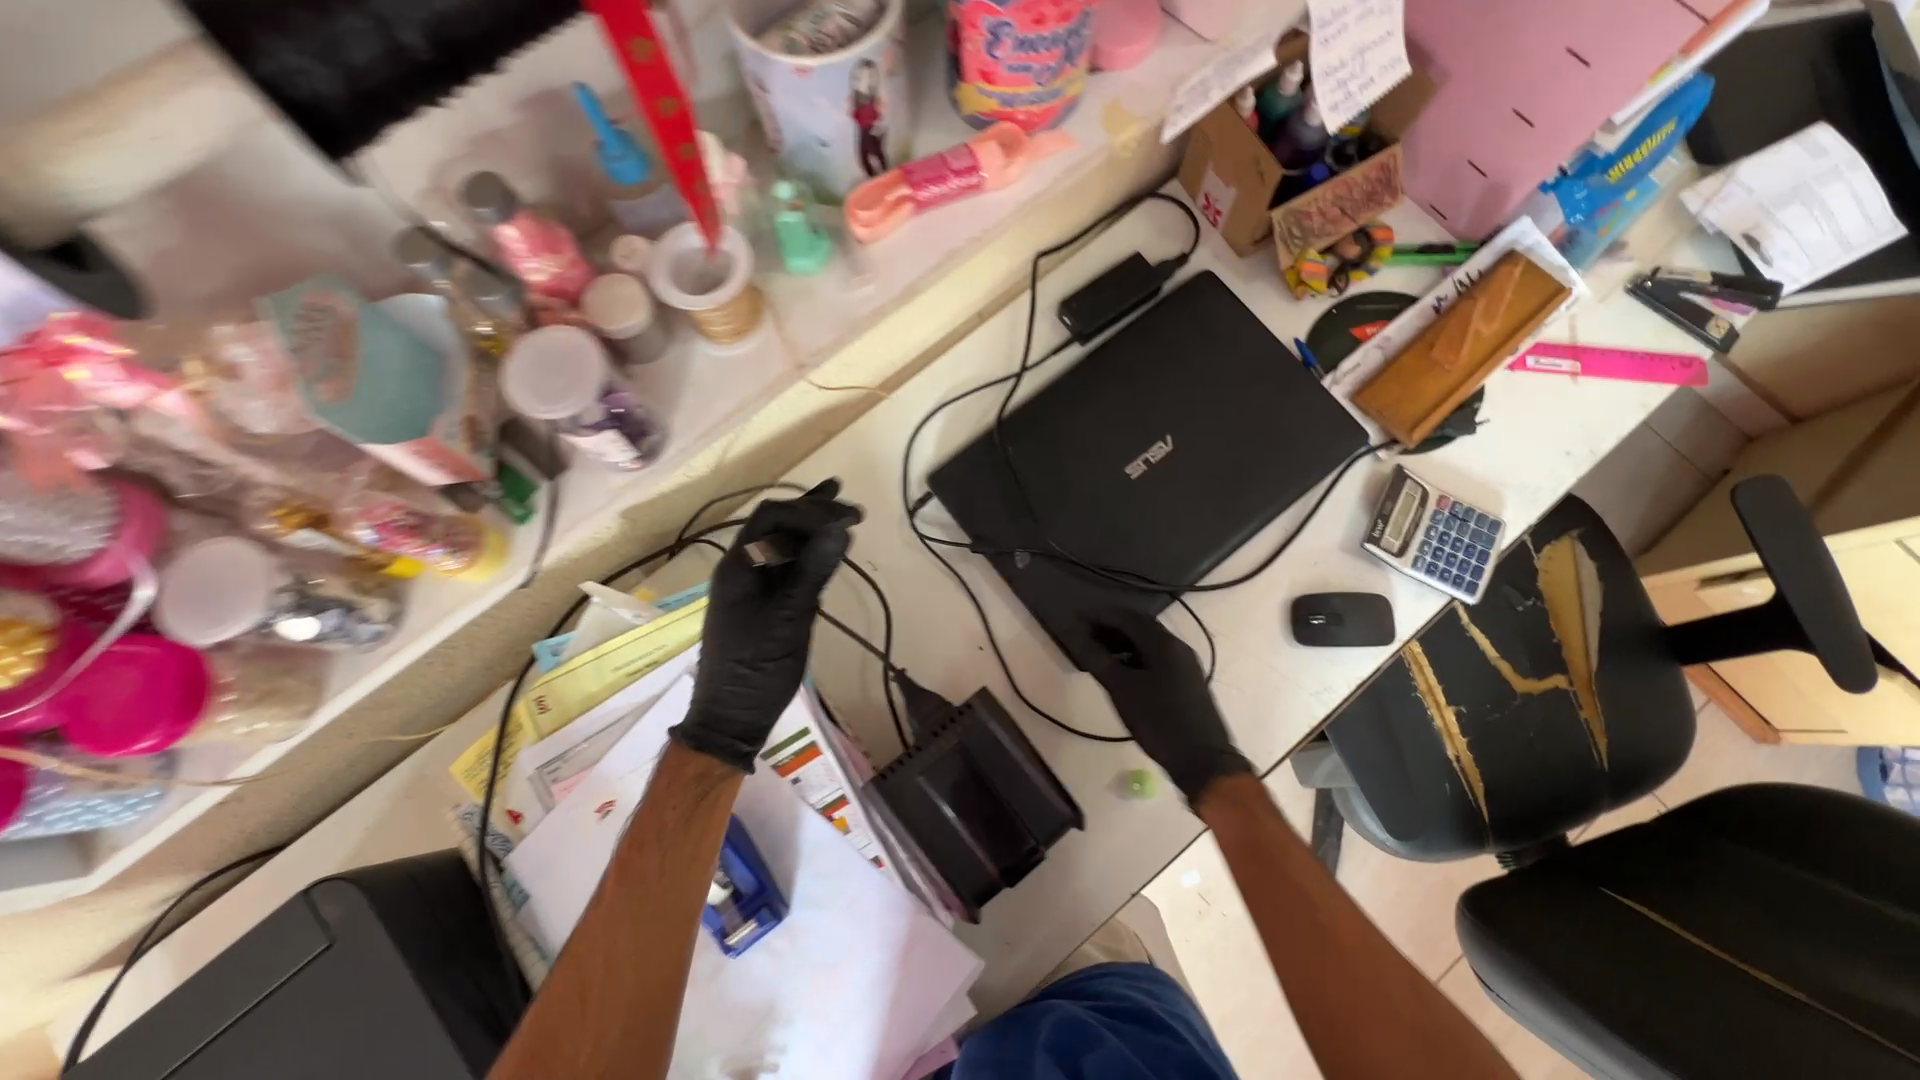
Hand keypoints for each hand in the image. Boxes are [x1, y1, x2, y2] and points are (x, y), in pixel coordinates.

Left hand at [672, 481, 862, 771]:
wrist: (732, 716)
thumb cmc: (756, 668)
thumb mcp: (789, 618)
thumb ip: (812, 570)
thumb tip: (839, 528)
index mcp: (738, 566)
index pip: (772, 517)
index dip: (809, 510)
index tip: (847, 520)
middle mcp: (743, 568)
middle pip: (776, 525)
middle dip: (813, 513)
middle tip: (854, 512)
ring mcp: (753, 587)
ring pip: (783, 545)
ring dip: (813, 529)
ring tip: (847, 517)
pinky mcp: (765, 604)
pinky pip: (787, 569)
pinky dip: (810, 555)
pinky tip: (830, 549)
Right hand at [1086, 607, 1250, 804]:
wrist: (1202, 759)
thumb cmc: (1158, 721)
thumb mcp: (1121, 689)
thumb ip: (1096, 658)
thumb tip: (1072, 632)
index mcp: (1163, 643)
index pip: (1127, 617)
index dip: (1099, 615)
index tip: (1076, 618)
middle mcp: (1177, 647)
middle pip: (1139, 627)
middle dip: (1110, 627)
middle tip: (1083, 636)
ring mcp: (1185, 664)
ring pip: (1149, 644)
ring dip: (1122, 643)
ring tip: (1097, 654)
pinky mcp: (1187, 681)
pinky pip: (1156, 658)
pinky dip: (1135, 658)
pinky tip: (1121, 673)